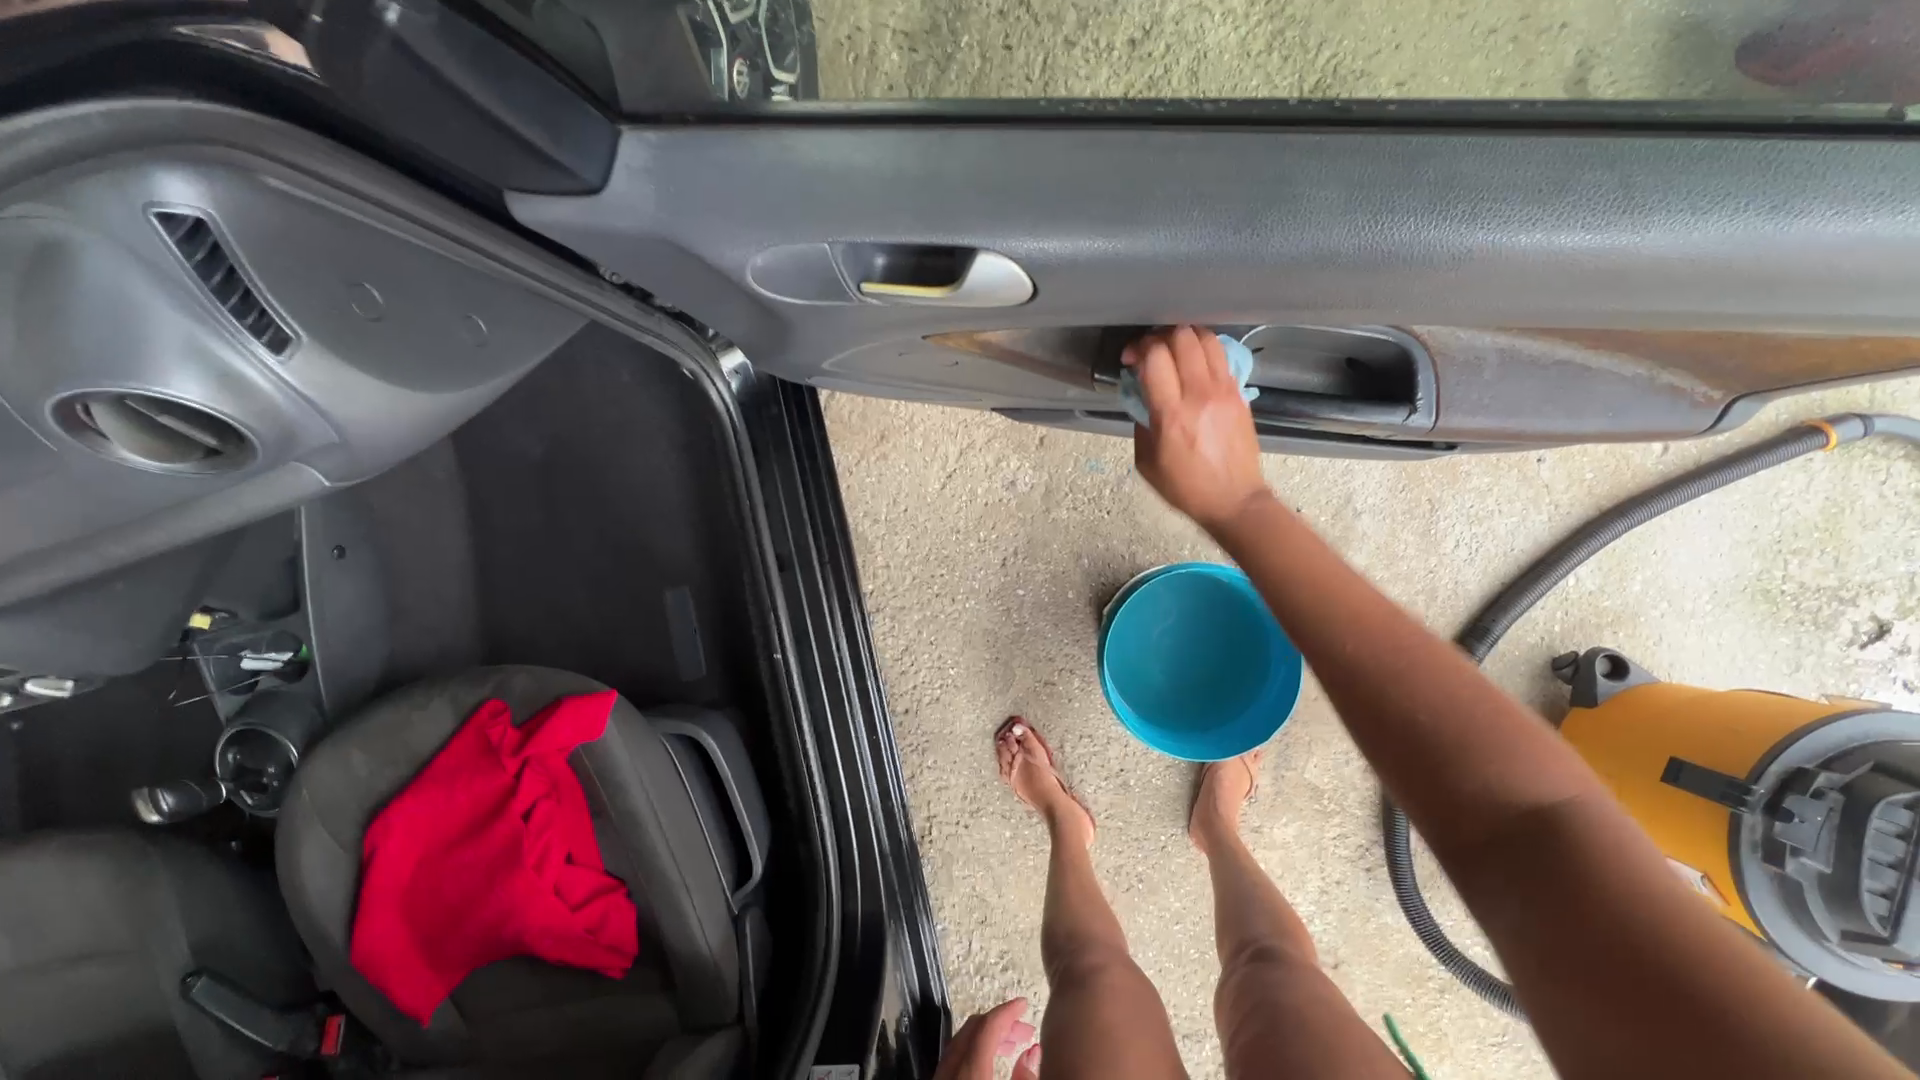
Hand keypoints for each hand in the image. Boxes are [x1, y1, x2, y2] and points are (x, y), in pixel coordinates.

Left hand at [932, 997, 1040, 1079]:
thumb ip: (1023, 1078)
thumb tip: (1032, 1052)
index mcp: (968, 1071)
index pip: (986, 1027)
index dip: (1007, 1011)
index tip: (1023, 1003)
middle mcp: (947, 1070)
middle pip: (971, 1030)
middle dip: (999, 1023)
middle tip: (1023, 1029)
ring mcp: (938, 1077)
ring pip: (960, 1042)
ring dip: (986, 1037)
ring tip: (1011, 1045)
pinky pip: (954, 1057)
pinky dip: (973, 1051)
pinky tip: (988, 1061)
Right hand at [1124, 325, 1270, 532]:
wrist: (1234, 500)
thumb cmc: (1186, 487)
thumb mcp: (1146, 461)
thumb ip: (1141, 422)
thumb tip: (1142, 395)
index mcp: (1171, 414)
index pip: (1155, 356)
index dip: (1138, 348)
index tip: (1131, 359)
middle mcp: (1199, 395)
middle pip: (1181, 337)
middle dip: (1159, 337)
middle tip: (1151, 351)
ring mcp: (1224, 390)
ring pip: (1205, 338)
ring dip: (1185, 337)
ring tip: (1174, 350)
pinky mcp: (1239, 393)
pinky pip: (1221, 355)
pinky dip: (1204, 350)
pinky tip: (1195, 363)